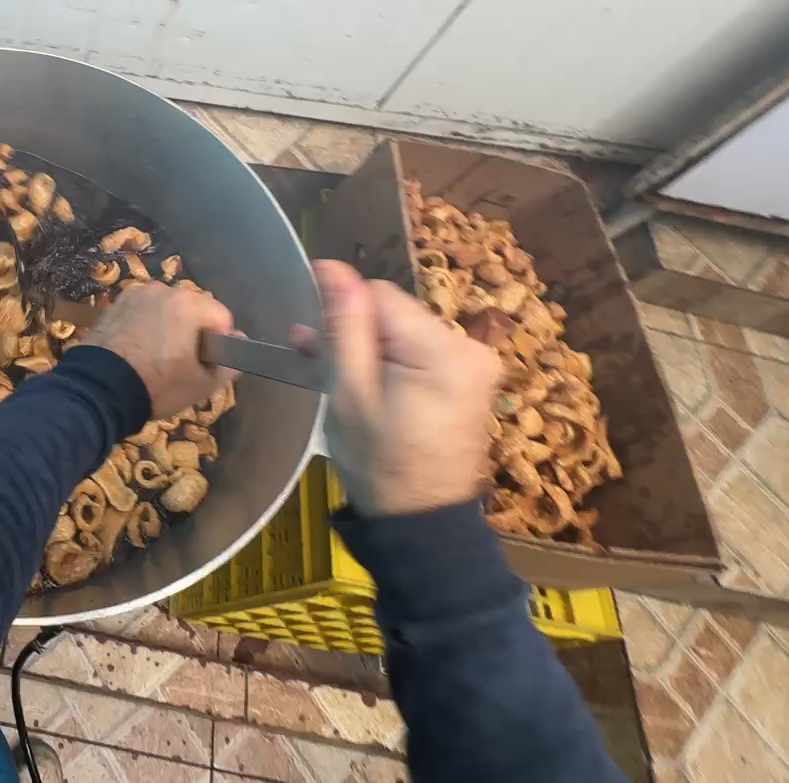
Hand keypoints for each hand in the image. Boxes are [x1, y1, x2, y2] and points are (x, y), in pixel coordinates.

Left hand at [83, 282, 239, 417]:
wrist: (99, 388)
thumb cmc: (157, 385)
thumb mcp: (202, 384)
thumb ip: (229, 362)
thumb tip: (238, 340)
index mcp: (188, 304)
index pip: (222, 316)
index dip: (220, 341)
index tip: (206, 363)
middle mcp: (162, 290)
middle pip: (192, 309)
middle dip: (192, 331)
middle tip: (181, 363)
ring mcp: (135, 295)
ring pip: (165, 310)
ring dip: (167, 327)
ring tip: (155, 358)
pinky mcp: (114, 305)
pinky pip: (141, 313)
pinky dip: (144, 326)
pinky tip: (136, 351)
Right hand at [302, 260, 499, 516]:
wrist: (420, 521)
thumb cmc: (377, 461)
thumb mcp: (349, 392)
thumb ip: (343, 326)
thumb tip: (331, 267)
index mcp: (444, 351)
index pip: (380, 295)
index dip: (342, 312)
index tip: (314, 339)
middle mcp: (470, 348)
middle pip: (393, 312)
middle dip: (352, 331)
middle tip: (314, 357)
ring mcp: (474, 363)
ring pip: (401, 329)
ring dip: (365, 346)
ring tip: (330, 372)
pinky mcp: (468, 377)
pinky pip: (416, 349)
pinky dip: (387, 360)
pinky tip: (362, 380)